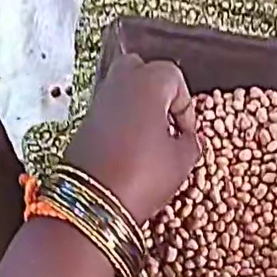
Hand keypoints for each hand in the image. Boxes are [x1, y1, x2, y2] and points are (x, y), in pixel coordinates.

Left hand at [65, 54, 202, 222]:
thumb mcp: (180, 163)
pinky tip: (131, 154)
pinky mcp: (83, 125)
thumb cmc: (141, 177)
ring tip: (151, 146)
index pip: (176, 80)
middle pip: (144, 73)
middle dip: (158, 97)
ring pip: (124, 94)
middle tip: (168, 128)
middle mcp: (119, 82)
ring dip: (139, 113)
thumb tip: (191, 140)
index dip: (186, 110)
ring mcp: (98, 102)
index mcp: (148, 81)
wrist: (94, 203)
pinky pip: (110, 115)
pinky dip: (122, 127)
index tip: (188, 136)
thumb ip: (192, 144)